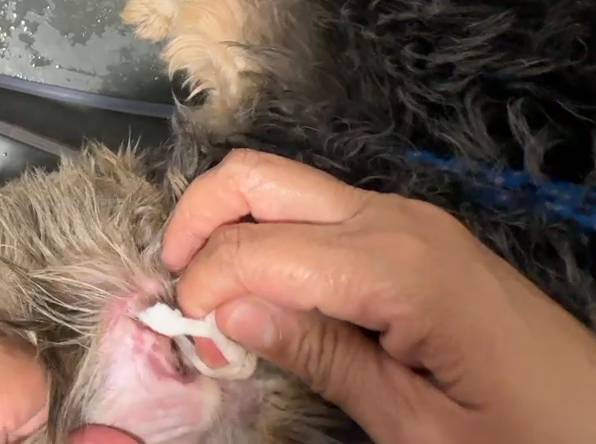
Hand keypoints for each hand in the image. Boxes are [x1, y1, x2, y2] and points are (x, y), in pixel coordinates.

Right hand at [162, 150, 595, 443]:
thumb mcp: (419, 429)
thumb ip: (315, 355)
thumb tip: (221, 313)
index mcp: (396, 265)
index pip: (258, 249)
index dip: (206, 284)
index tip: (188, 333)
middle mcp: (390, 216)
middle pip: (254, 177)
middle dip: (196, 217)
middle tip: (176, 280)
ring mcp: (399, 214)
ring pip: (275, 182)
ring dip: (226, 222)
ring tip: (211, 285)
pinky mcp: (404, 228)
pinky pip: (308, 206)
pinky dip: (264, 230)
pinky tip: (261, 282)